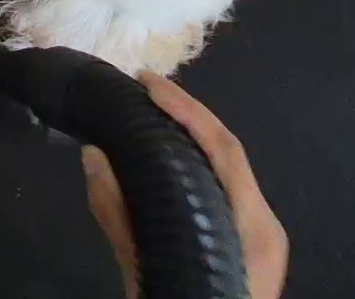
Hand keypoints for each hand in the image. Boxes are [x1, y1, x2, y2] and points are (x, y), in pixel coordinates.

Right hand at [81, 74, 288, 298]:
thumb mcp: (147, 271)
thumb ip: (120, 217)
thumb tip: (92, 155)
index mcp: (252, 228)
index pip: (223, 150)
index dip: (186, 110)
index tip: (147, 84)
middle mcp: (262, 223)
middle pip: (226, 149)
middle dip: (185, 111)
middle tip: (142, 86)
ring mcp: (257, 233)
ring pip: (225, 164)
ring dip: (188, 130)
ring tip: (148, 108)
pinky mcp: (244, 242)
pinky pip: (219, 184)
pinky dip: (191, 157)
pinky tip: (162, 152)